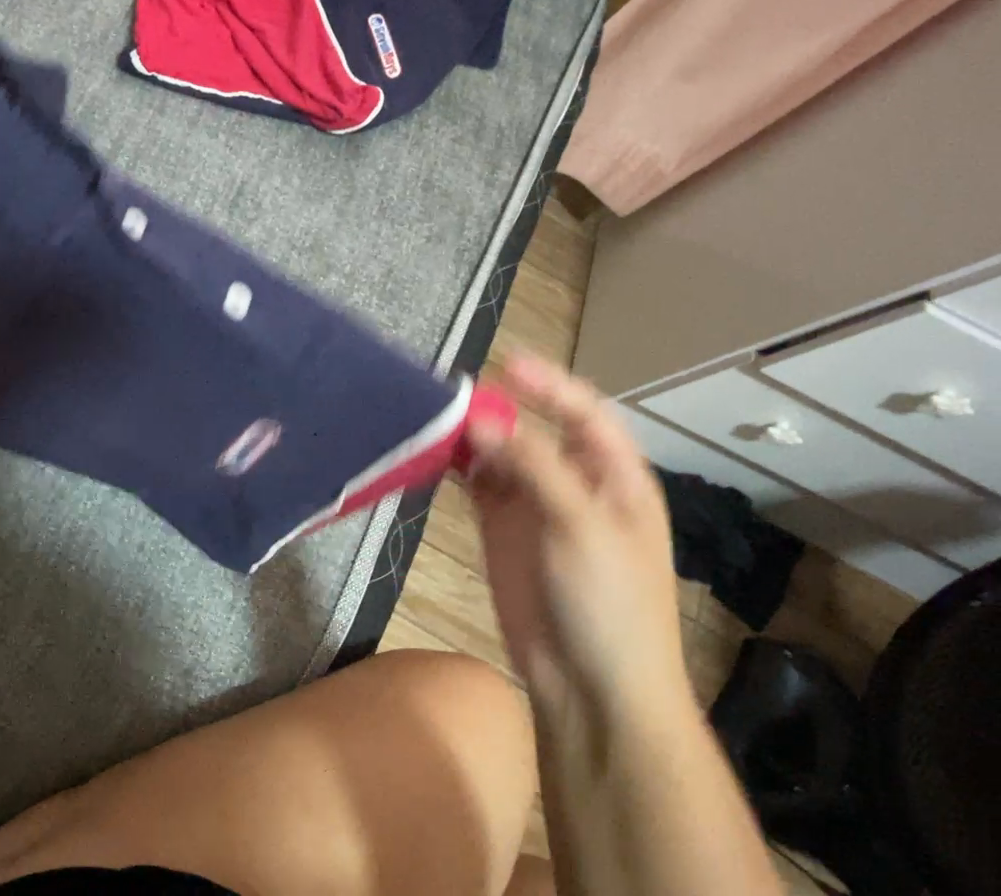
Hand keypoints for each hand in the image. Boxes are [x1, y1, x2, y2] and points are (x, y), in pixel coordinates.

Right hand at [463, 354, 688, 716]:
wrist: (588, 681)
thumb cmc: (609, 601)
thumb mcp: (582, 527)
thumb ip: (534, 468)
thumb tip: (479, 420)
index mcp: (614, 478)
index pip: (584, 415)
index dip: (549, 387)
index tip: (505, 363)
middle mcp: (573, 483)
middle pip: (534, 429)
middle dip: (498, 408)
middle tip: (450, 392)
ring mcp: (533, 506)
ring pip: (499, 454)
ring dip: (469, 436)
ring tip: (430, 417)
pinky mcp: (500, 528)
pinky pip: (476, 484)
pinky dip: (455, 467)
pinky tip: (429, 453)